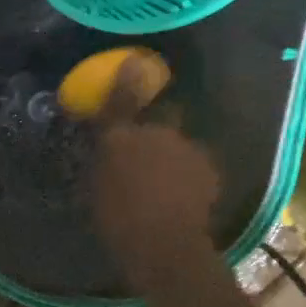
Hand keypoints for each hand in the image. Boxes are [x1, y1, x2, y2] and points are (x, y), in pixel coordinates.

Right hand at [89, 59, 219, 277]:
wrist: (164, 245)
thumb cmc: (116, 218)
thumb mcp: (96, 184)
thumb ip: (106, 156)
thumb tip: (110, 143)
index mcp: (121, 137)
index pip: (121, 101)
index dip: (126, 80)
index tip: (132, 61)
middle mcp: (157, 134)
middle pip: (162, 116)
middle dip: (158, 124)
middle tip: (149, 146)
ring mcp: (188, 149)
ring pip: (180, 142)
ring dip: (174, 152)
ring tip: (168, 178)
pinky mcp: (210, 168)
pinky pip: (195, 163)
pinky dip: (188, 172)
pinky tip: (182, 192)